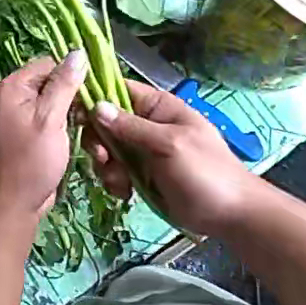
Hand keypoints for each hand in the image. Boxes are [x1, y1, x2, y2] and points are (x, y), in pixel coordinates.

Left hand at [0, 51, 88, 220]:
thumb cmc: (31, 160)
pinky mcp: (29, 133)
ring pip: (57, 103)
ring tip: (89, 133)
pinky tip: (81, 140)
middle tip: (91, 119)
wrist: (14, 203)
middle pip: (54, 82)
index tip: (91, 97)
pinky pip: (53, 119)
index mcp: (13, 86)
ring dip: (75, 116)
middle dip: (76, 98)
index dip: (73, 76)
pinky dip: (67, 127)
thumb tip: (79, 52)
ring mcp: (20, 115)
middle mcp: (13, 96)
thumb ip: (65, 84)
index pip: (50, 64)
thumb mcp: (50, 118)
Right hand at [86, 80, 268, 237]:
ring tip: (121, 184)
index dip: (94, 99)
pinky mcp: (142, 174)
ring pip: (108, 150)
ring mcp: (144, 150)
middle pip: (106, 123)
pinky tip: (126, 194)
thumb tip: (96, 106)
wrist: (229, 215)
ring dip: (107, 167)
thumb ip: (131, 127)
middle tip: (103, 160)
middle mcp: (147, 124)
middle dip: (100, 142)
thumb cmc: (205, 172)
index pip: (117, 89)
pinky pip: (116, 171)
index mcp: (157, 107)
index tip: (76, 118)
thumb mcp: (169, 145)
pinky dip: (115, 182)